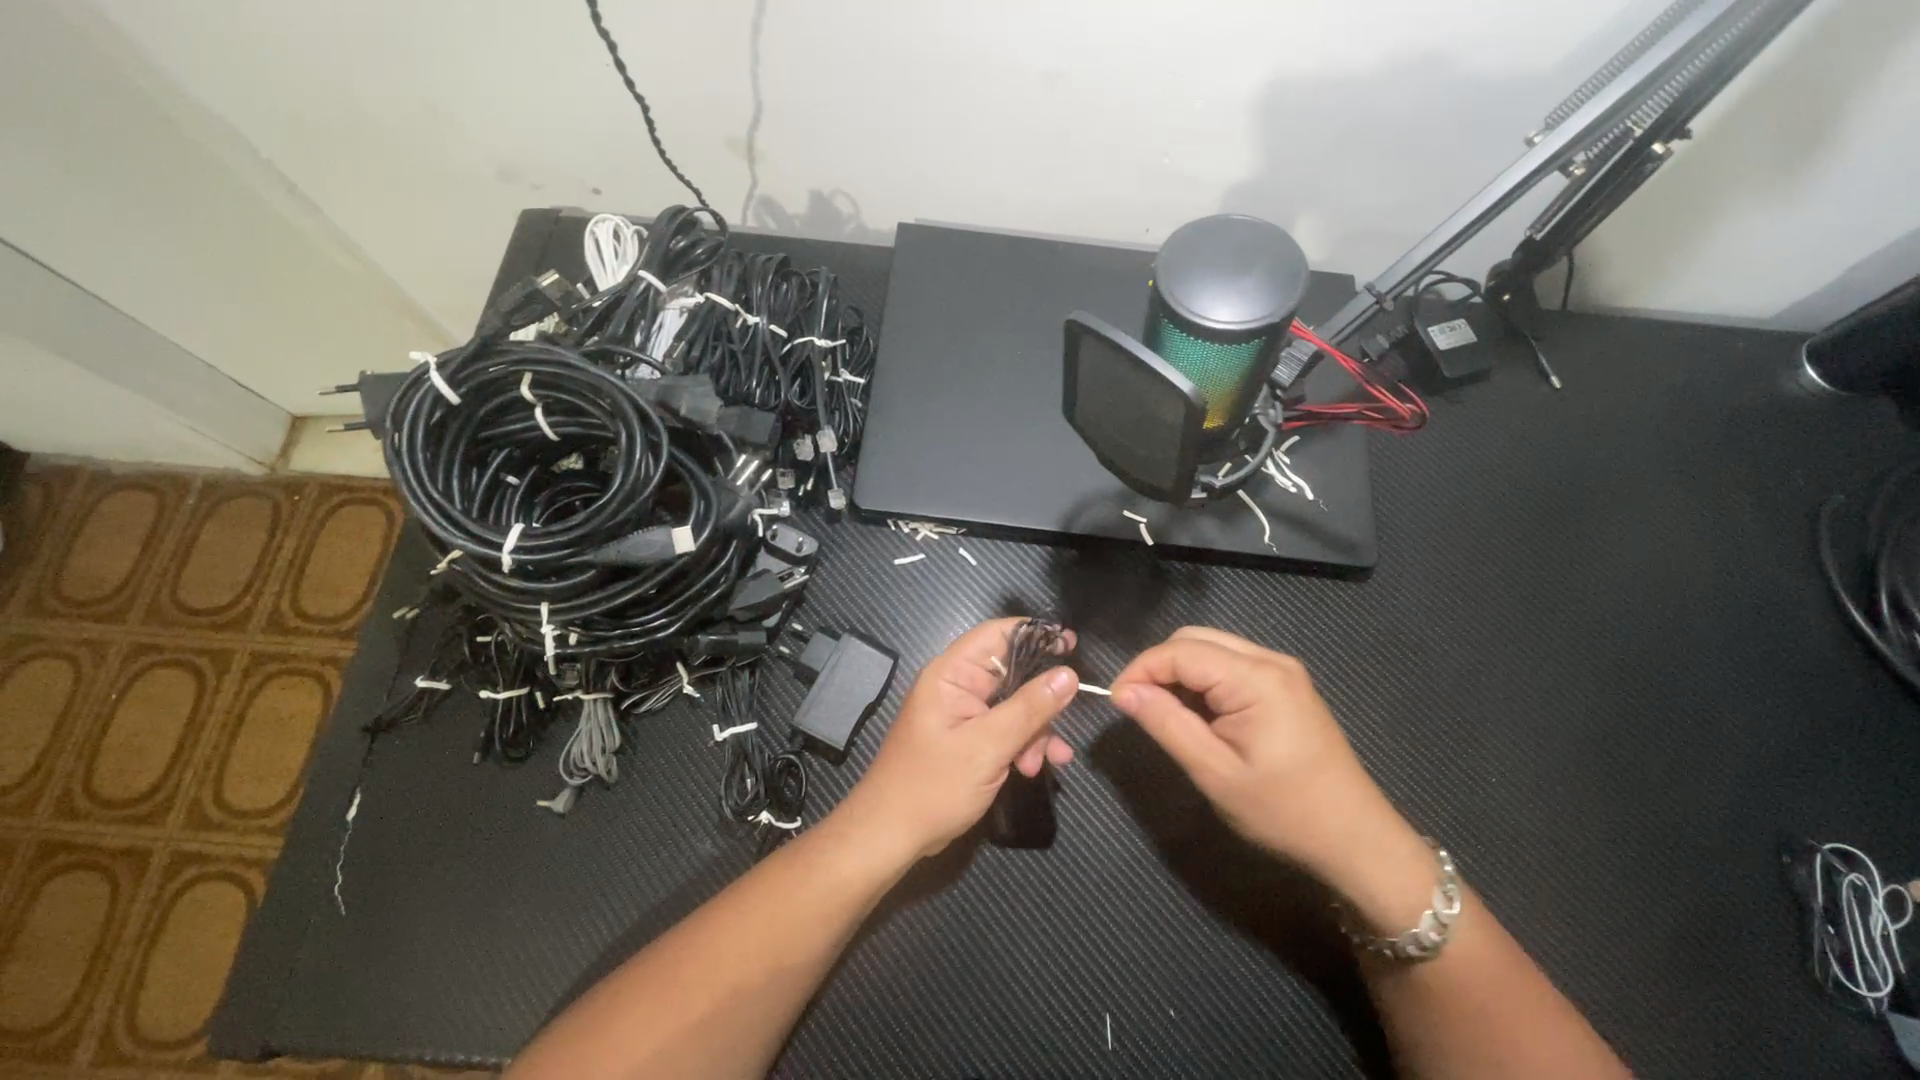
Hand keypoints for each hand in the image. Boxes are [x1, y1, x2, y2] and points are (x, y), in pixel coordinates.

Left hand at [838, 619, 1078, 859]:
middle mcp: (957, 687)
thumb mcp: (988, 747)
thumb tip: (1068, 675)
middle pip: (1013, 673)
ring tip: (1044, 762)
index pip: (997, 635)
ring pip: (1014, 705)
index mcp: (951, 675)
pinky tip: (1037, 768)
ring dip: (1035, 731)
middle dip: (1041, 701)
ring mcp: (963, 714)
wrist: (891, 835)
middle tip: (1063, 724)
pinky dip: (1024, 745)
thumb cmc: (933, 786)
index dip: (1035, 634)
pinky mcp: (968, 740)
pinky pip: (1006, 730)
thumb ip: (1029, 709)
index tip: (1072, 646)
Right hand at [1110, 627, 1432, 926]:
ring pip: (1212, 649)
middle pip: (1195, 639)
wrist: (1354, 838)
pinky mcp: (1287, 686)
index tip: (1117, 704)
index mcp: (1256, 678)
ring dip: (1180, 673)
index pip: (1179, 650)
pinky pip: (1231, 666)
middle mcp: (1271, 660)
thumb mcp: (1214, 772)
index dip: (1140, 670)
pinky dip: (1204, 681)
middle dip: (1158, 667)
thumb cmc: (1283, 811)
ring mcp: (1283, 671)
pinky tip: (1198, 715)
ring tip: (1164, 714)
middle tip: (1138, 709)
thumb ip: (1166, 724)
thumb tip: (1123, 692)